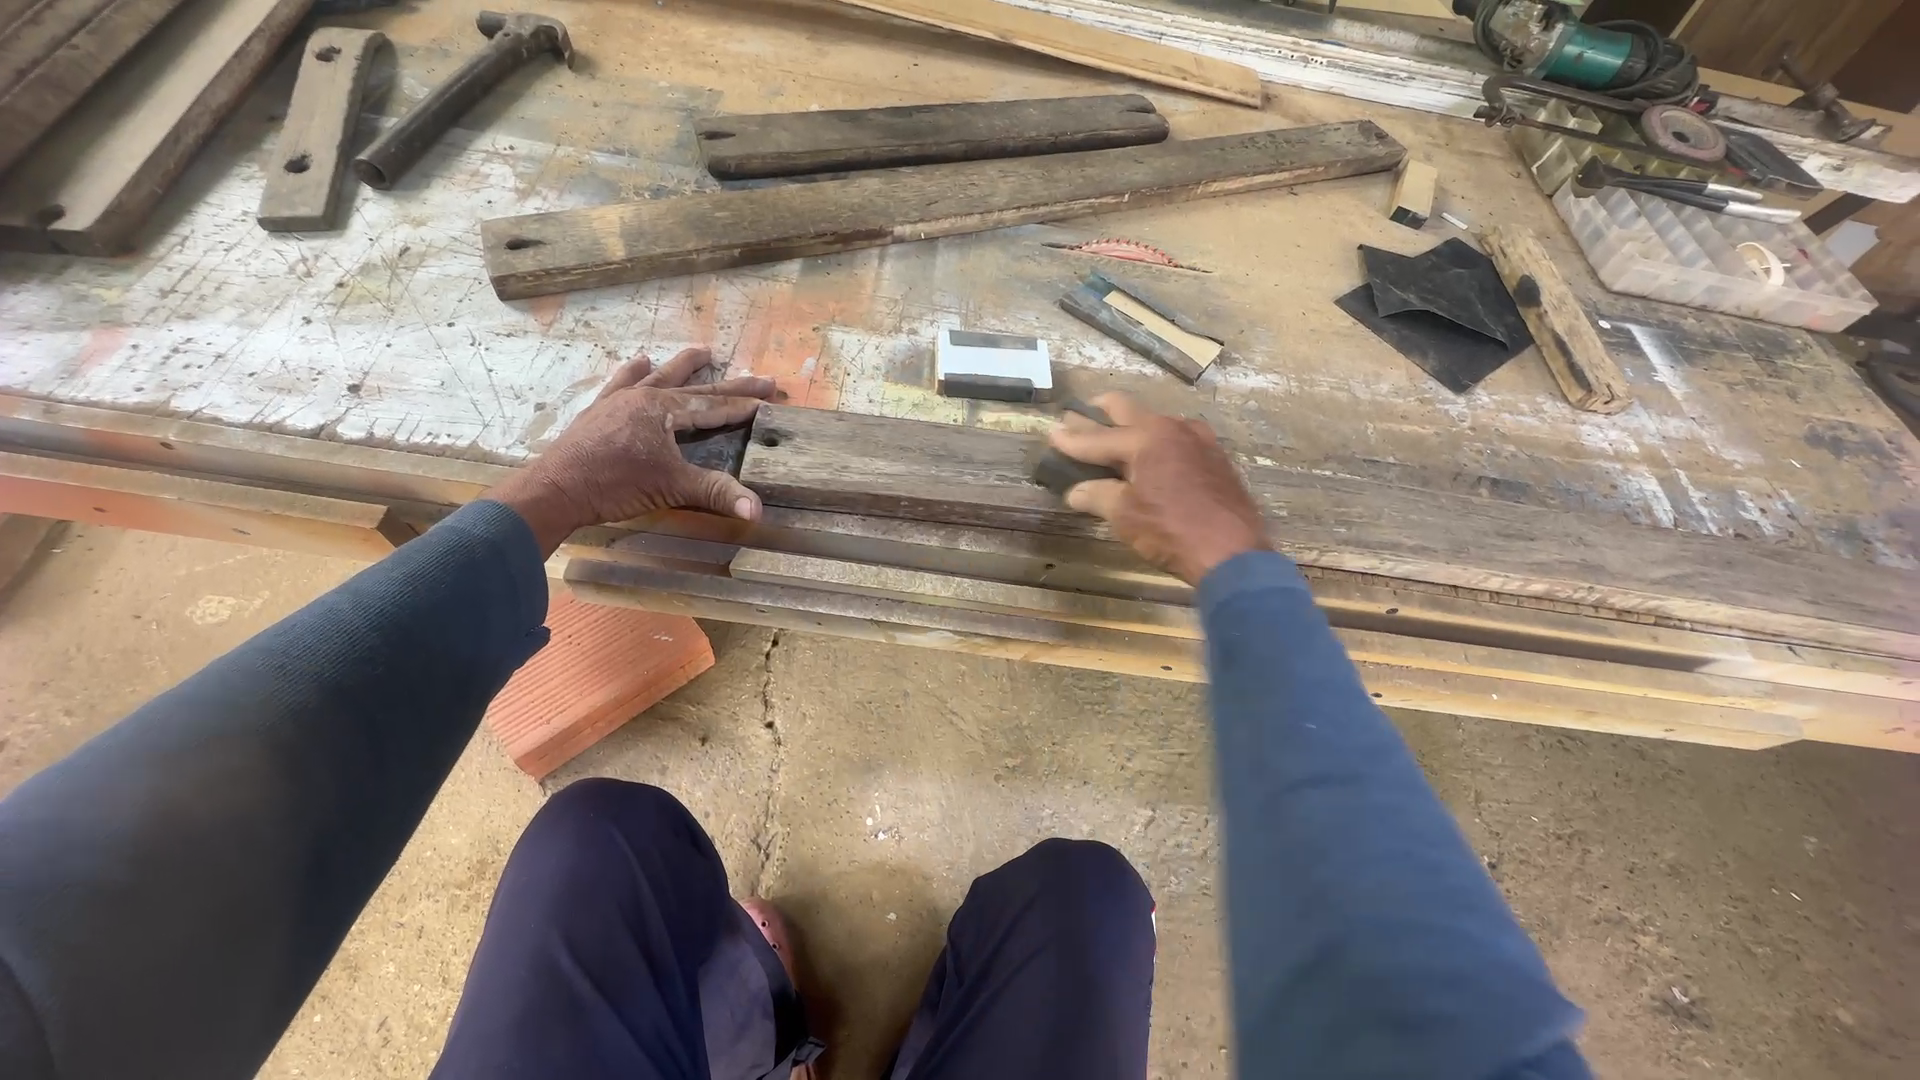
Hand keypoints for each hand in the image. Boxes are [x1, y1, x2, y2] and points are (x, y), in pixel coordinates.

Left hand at [487, 348, 776, 553]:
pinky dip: (632, 372)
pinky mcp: (599, 412)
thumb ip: (716, 494)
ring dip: (683, 366)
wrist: (556, 489)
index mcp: (663, 410)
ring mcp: (619, 401)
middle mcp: (644, 397)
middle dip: (731, 386)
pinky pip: (621, 384)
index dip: (743, 406)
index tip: (769, 400)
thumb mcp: (673, 488)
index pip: (714, 407)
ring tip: (703, 352)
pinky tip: (640, 361)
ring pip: (659, 377)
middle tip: (761, 378)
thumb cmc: (615, 485)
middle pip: (695, 389)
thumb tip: (757, 511)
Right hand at [1046, 392, 1269, 585]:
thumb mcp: (1125, 515)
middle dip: (1100, 413)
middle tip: (1079, 415)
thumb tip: (1076, 491)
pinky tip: (1151, 457)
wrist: (1232, 552)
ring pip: (1156, 423)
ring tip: (1113, 437)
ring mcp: (1200, 441)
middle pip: (1128, 411)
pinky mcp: (1216, 459)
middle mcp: (1174, 428)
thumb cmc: (1171, 531)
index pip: (1098, 437)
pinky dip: (1156, 443)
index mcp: (1147, 437)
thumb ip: (1098, 495)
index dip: (1071, 439)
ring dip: (1131, 427)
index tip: (1052, 433)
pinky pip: (1177, 440)